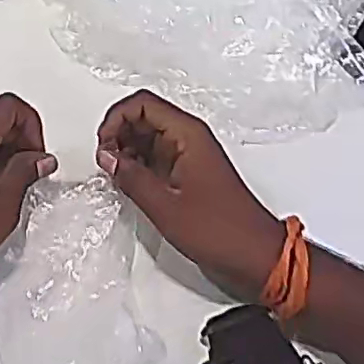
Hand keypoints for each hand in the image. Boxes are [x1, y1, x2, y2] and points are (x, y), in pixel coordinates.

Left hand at [0, 94, 56, 297]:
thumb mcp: (5, 202)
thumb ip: (27, 171)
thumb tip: (41, 159)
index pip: (11, 106)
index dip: (33, 126)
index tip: (39, 153)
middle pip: (1, 117)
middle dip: (23, 140)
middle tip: (33, 171)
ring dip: (9, 152)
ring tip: (16, 187)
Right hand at [96, 90, 284, 296]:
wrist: (260, 260)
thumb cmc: (221, 232)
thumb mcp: (166, 207)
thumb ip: (131, 177)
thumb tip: (106, 158)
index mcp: (187, 134)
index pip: (142, 104)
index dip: (116, 118)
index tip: (104, 144)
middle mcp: (188, 137)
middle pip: (143, 116)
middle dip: (118, 133)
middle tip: (106, 161)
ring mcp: (188, 153)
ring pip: (147, 135)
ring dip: (126, 149)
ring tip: (116, 174)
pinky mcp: (187, 171)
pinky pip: (155, 155)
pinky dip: (137, 163)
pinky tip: (129, 182)